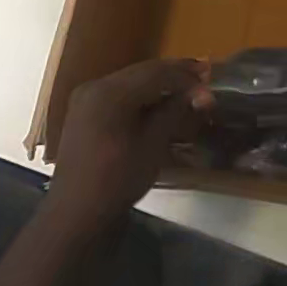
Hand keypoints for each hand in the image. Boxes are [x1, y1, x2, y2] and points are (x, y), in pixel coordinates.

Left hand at [49, 58, 210, 226]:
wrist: (76, 213)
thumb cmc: (117, 180)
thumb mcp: (152, 146)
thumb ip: (174, 112)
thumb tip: (202, 94)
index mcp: (109, 93)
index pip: (155, 73)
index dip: (185, 76)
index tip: (210, 79)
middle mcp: (94, 86)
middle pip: (141, 72)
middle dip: (173, 73)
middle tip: (203, 74)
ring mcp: (85, 97)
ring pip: (130, 80)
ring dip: (158, 82)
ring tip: (186, 85)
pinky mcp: (84, 110)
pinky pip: (118, 92)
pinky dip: (140, 93)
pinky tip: (159, 99)